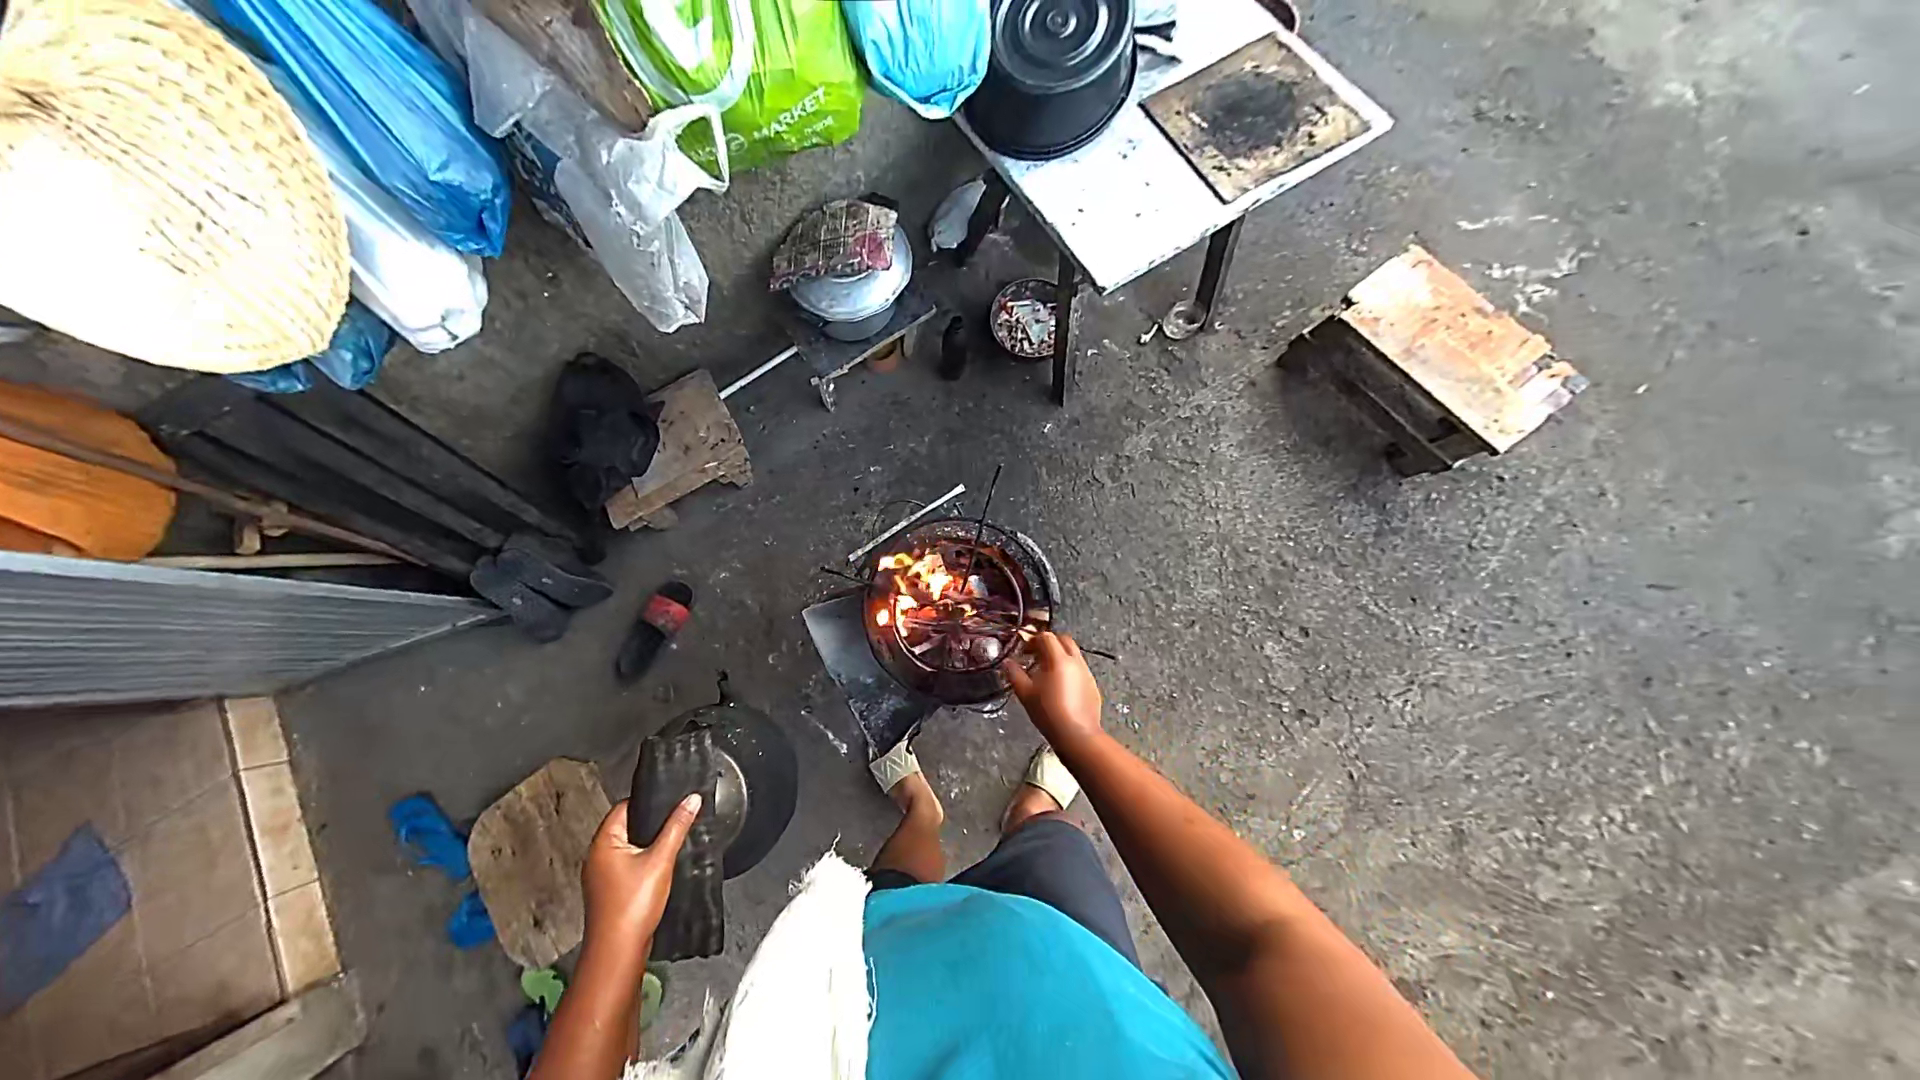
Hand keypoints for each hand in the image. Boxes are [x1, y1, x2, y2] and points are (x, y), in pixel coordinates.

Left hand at [581, 794, 699, 955]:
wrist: (619, 951)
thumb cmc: (631, 907)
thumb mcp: (662, 858)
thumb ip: (677, 826)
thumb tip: (691, 800)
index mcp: (602, 843)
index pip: (624, 806)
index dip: (648, 802)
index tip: (670, 801)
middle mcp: (596, 857)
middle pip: (627, 825)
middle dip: (651, 824)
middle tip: (674, 823)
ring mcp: (601, 874)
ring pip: (629, 846)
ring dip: (648, 845)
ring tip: (668, 846)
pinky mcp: (610, 889)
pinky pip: (628, 864)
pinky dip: (644, 861)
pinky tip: (659, 868)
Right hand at [1003, 632, 1103, 748]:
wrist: (1077, 734)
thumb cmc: (1048, 713)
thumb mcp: (1025, 693)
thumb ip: (1015, 674)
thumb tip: (1007, 663)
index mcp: (1058, 660)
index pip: (1047, 637)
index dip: (1033, 640)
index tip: (1024, 649)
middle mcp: (1076, 662)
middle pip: (1063, 640)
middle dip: (1049, 643)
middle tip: (1035, 655)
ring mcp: (1086, 673)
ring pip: (1073, 654)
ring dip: (1059, 656)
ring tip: (1046, 671)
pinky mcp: (1093, 685)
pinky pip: (1080, 669)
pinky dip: (1069, 669)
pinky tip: (1060, 686)